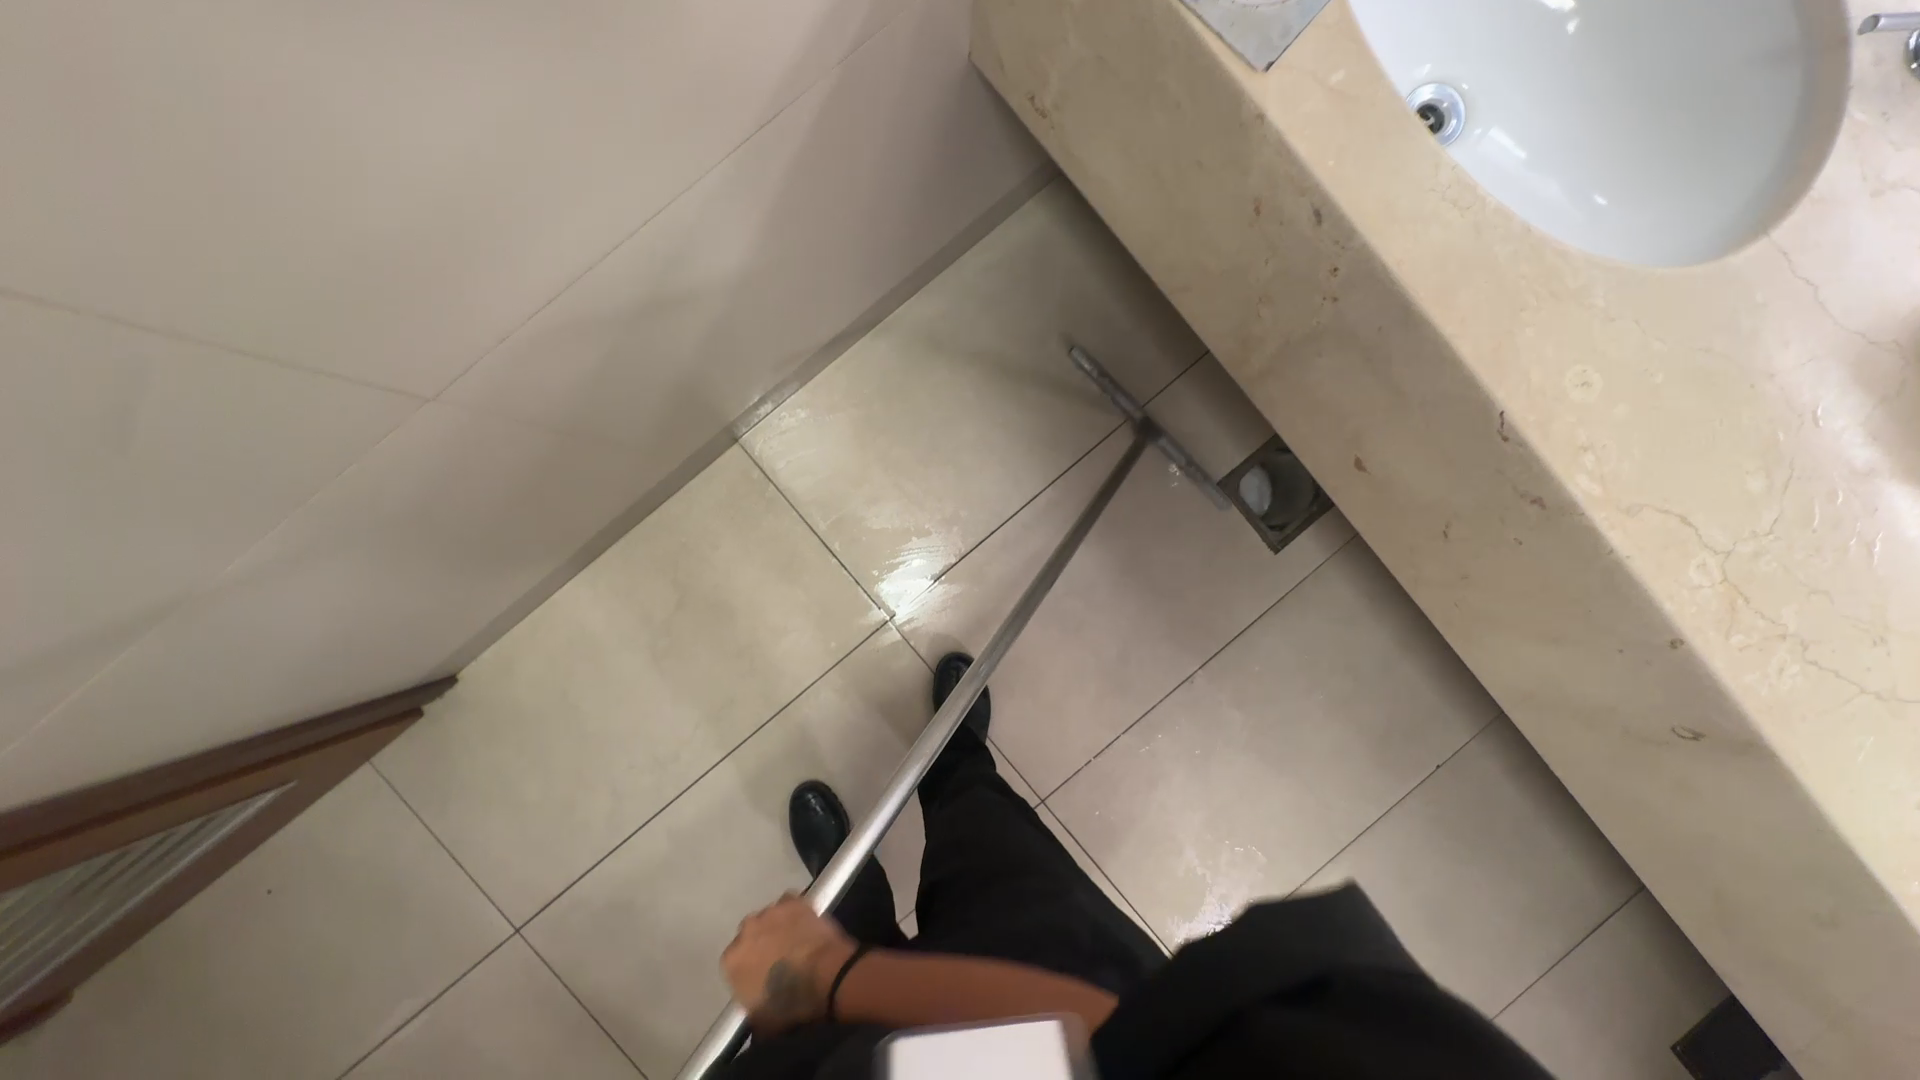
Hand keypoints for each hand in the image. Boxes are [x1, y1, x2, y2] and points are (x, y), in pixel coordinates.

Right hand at [721, 892, 857, 1033]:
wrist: (826, 975)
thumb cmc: (791, 1003)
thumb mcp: (762, 1021)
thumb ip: (751, 1010)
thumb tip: (756, 1012)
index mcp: (732, 960)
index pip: (735, 961)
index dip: (750, 968)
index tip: (763, 975)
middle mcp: (746, 930)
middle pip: (750, 934)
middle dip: (761, 943)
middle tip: (780, 957)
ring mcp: (770, 911)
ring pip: (770, 917)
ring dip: (778, 926)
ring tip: (796, 940)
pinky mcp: (793, 901)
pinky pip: (790, 903)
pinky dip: (795, 911)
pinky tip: (804, 923)